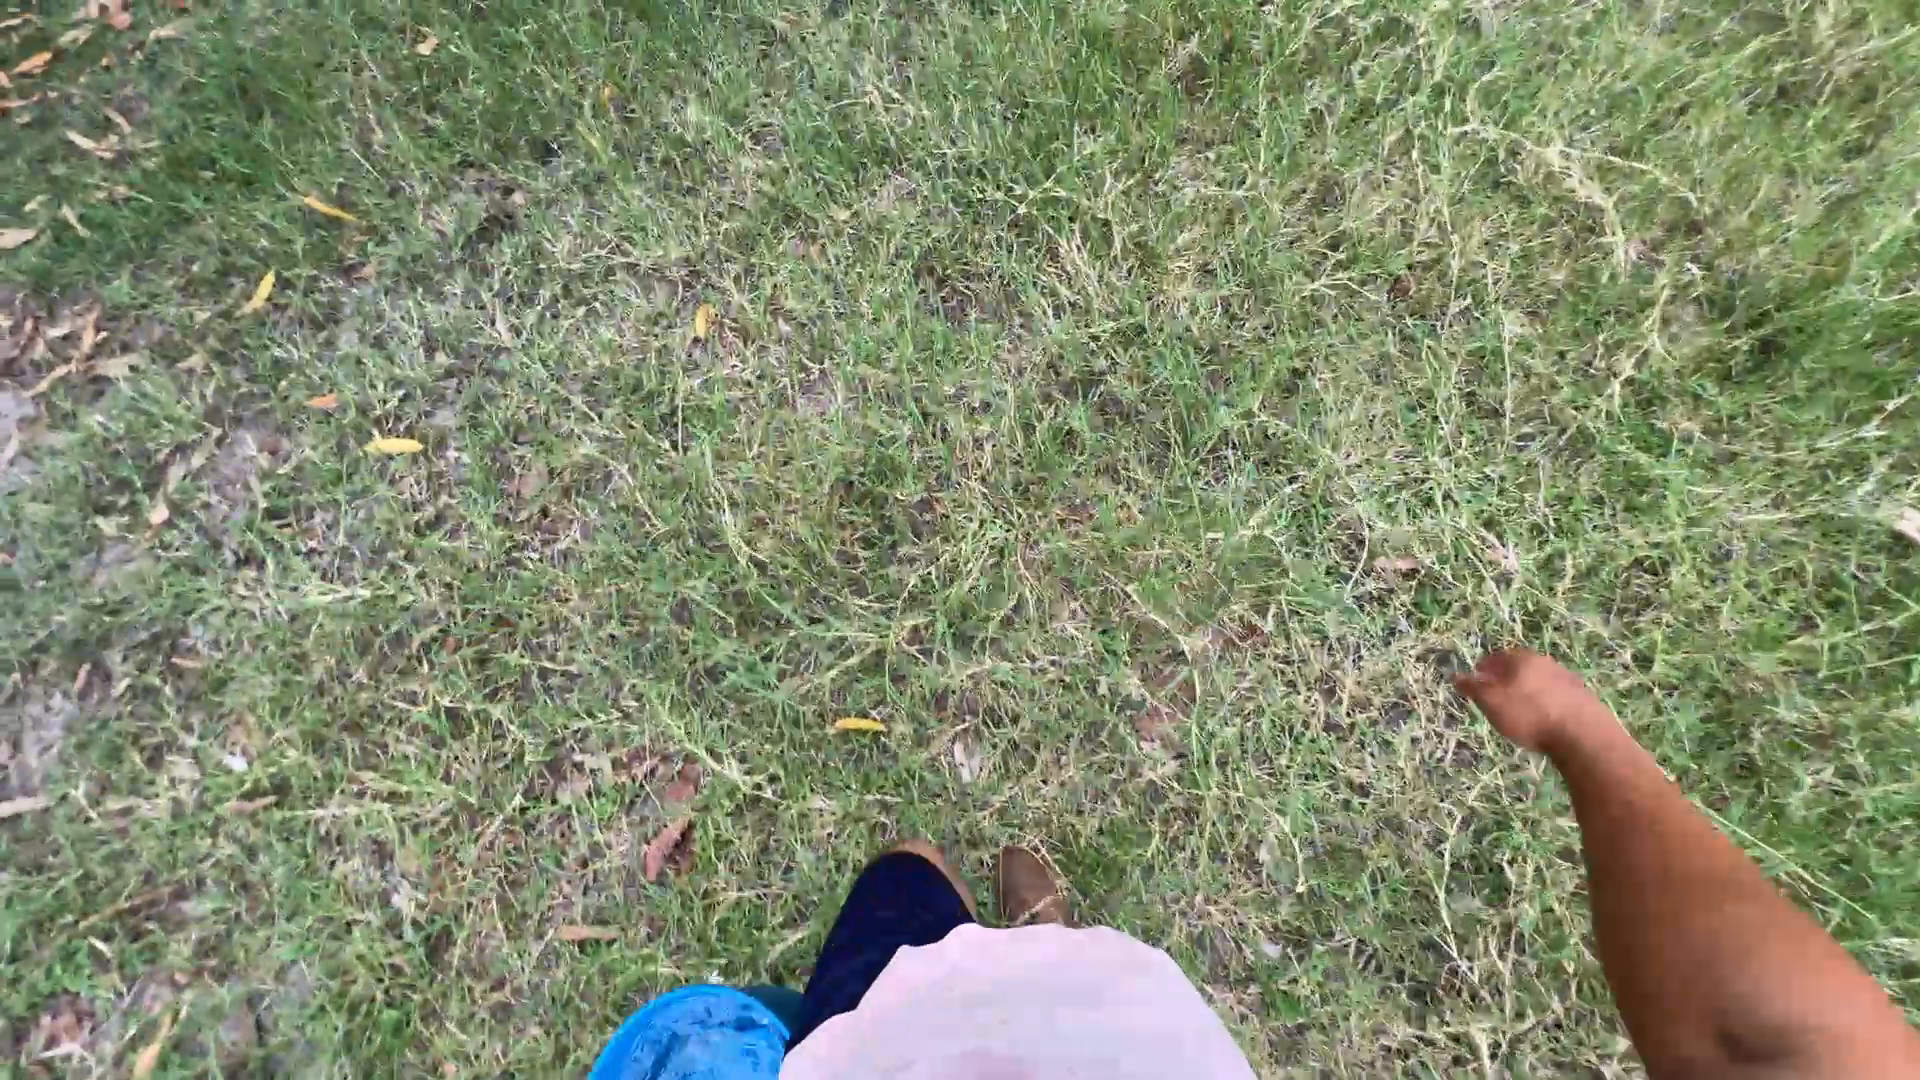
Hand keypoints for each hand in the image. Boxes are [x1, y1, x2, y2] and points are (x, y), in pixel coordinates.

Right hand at [1453, 649, 1609, 755]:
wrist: (1585, 738)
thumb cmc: (1529, 715)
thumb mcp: (1489, 701)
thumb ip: (1472, 687)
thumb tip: (1457, 676)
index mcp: (1521, 659)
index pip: (1496, 657)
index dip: (1483, 668)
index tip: (1477, 681)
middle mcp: (1546, 663)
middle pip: (1520, 667)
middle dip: (1506, 678)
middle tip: (1496, 695)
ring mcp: (1569, 680)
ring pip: (1539, 681)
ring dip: (1528, 691)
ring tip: (1520, 710)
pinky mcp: (1585, 699)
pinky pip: (1557, 696)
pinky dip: (1547, 703)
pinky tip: (1544, 719)